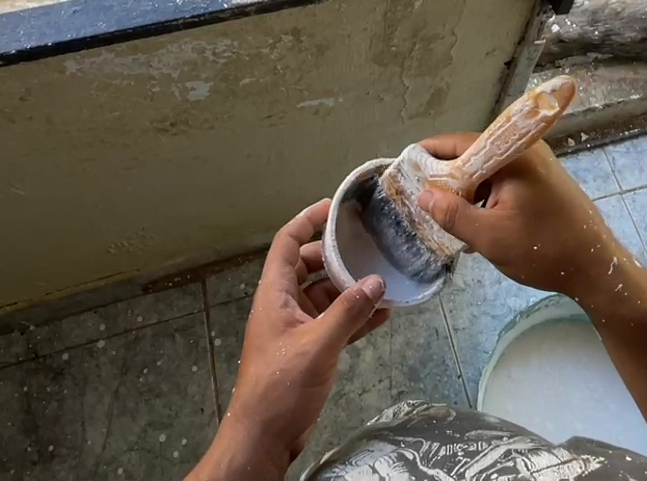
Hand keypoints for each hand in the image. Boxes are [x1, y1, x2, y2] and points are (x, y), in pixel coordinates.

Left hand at [193, 199, 388, 479]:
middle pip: (309, 265)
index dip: (307, 219)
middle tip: (368, 244)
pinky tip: (384, 313)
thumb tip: (376, 281)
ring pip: (326, 294)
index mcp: (274, 293)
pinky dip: (355, 316)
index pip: (287, 242)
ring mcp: (296, 327)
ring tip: (384, 277)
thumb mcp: (317, 345)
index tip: (334, 207)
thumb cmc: (280, 386)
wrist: (263, 439)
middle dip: (338, 255)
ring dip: (351, 288)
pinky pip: (335, 322)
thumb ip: (348, 311)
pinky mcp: (309, 349)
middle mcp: (283, 304)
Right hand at [414, 133, 631, 298]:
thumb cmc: (544, 250)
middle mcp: (525, 151)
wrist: (598, 269)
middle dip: (447, 174)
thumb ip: (452, 214)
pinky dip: (486, 194)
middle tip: (421, 192)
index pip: (461, 142)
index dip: (432, 153)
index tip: (407, 164)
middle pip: (474, 154)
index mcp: (512, 155)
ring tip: (444, 210)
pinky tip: (474, 218)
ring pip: (488, 168)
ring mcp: (536, 164)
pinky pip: (504, 179)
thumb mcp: (490, 237)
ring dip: (467, 187)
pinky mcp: (542, 180)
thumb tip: (422, 194)